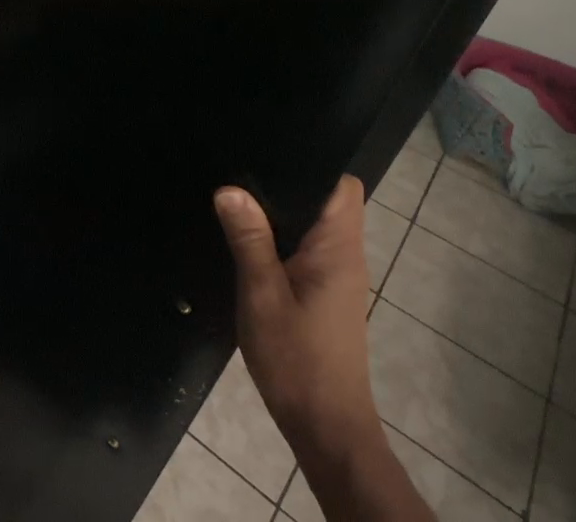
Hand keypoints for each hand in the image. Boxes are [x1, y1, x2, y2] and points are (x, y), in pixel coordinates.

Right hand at [214, 176, 379, 460]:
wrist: (324, 423)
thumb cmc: (295, 357)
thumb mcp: (261, 294)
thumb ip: (249, 239)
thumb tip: (230, 188)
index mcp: (337, 249)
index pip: (343, 187)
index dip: (312, 164)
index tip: (268, 153)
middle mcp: (346, 256)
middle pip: (327, 202)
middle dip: (287, 184)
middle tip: (237, 172)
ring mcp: (338, 277)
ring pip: (314, 226)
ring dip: (281, 213)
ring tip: (235, 198)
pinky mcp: (325, 294)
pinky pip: (306, 249)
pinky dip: (280, 238)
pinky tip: (245, 240)